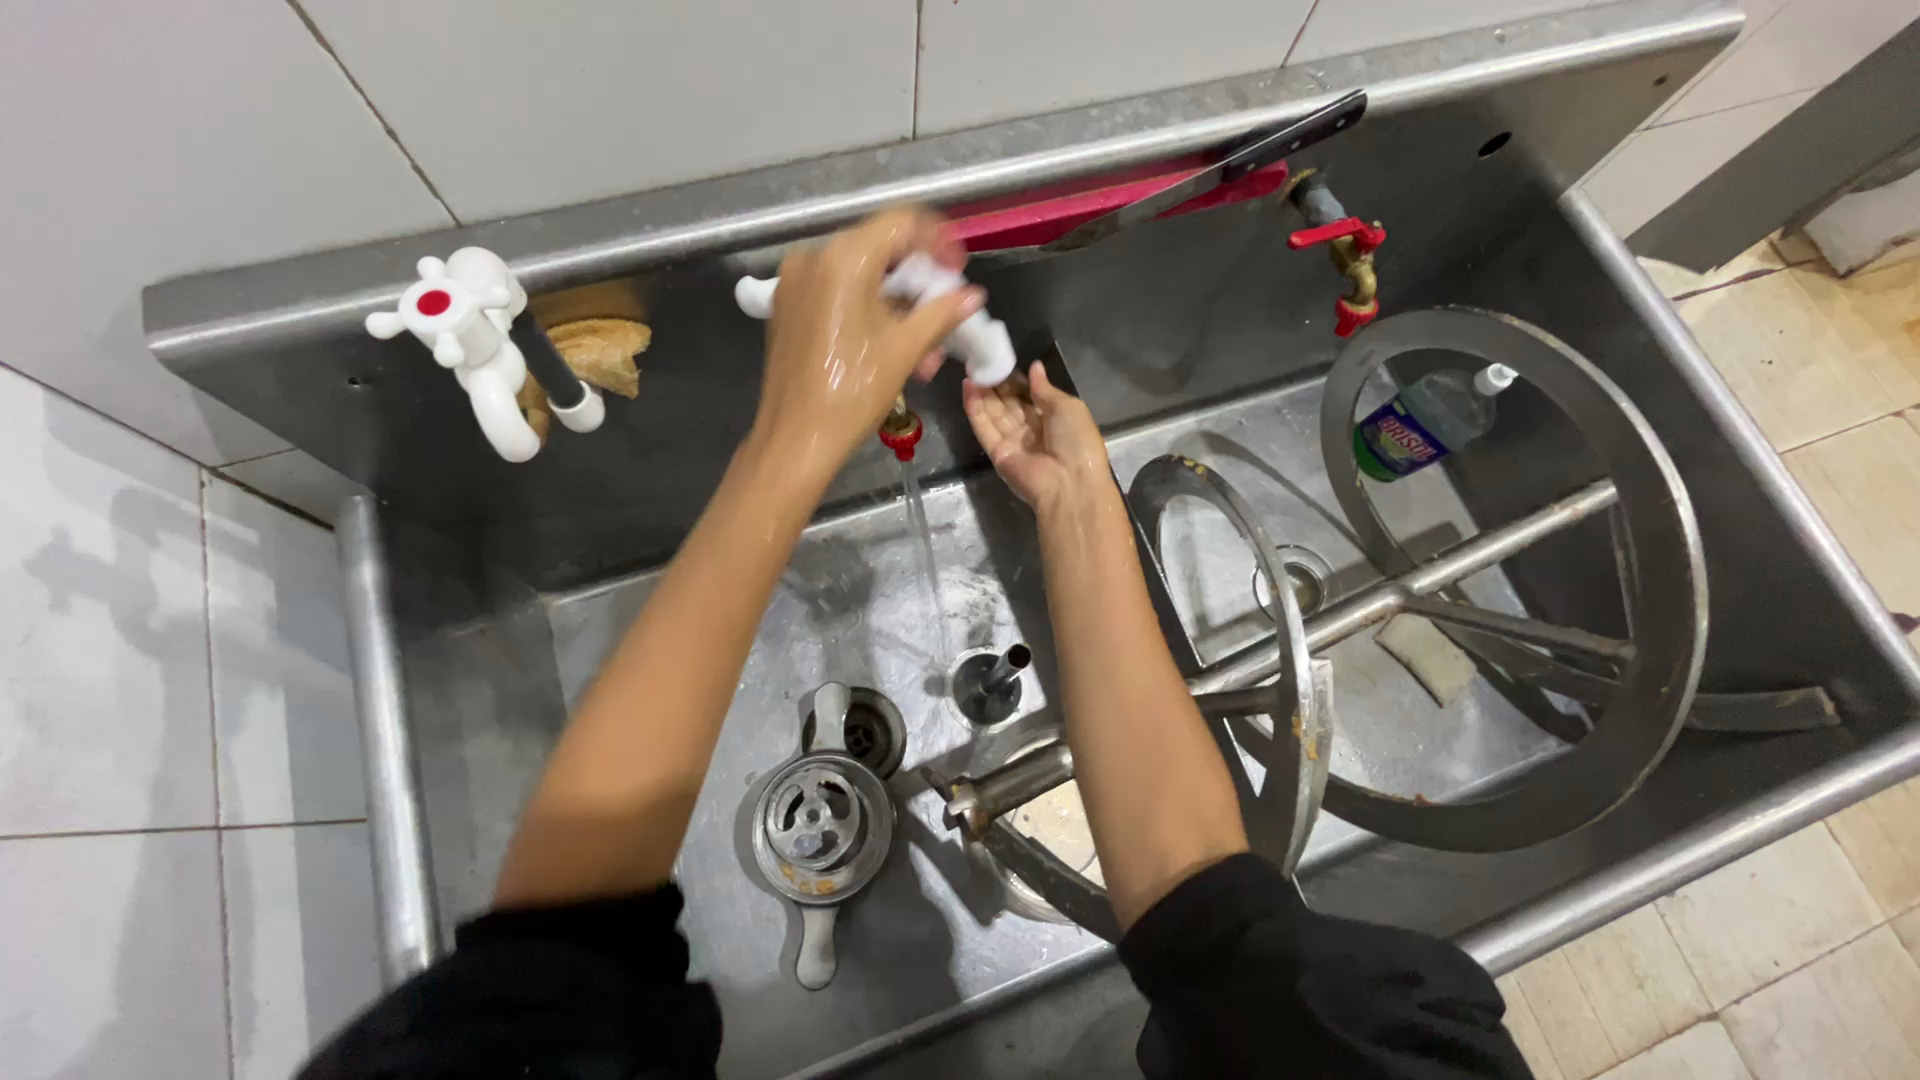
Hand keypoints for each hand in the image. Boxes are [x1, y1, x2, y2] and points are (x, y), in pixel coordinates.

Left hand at [752, 207, 982, 474]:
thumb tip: (973, 295)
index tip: (957, 274)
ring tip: (921, 349)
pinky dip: (869, 309)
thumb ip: (941, 313)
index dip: (938, 242)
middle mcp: (814, 257)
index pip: (902, 222)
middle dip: (918, 281)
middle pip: (880, 248)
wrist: (795, 439)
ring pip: (861, 274)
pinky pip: (837, 292)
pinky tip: (888, 345)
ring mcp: (795, 281)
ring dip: (897, 303)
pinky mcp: (788, 305)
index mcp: (844, 260)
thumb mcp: (905, 350)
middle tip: (944, 313)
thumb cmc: (852, 394)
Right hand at [962, 362, 1110, 514]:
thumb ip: (1045, 388)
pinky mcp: (997, 454)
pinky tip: (967, 386)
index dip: (1017, 380)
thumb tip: (1035, 367)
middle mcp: (1032, 430)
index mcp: (1054, 419)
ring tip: (972, 368)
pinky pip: (984, 428)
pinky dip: (974, 408)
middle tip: (983, 361)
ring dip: (983, 392)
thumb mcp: (1068, 406)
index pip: (1030, 396)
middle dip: (997, 384)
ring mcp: (1013, 443)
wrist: (1069, 483)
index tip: (1004, 362)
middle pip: (1009, 404)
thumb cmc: (1077, 440)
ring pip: (994, 413)